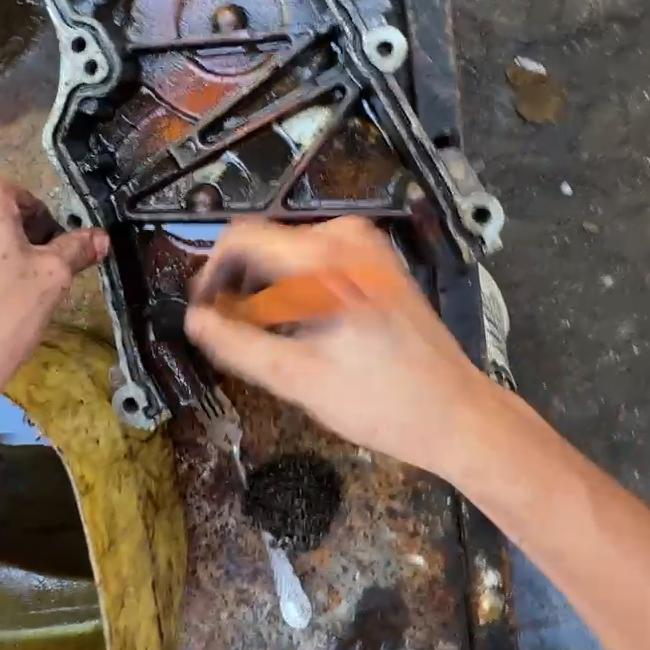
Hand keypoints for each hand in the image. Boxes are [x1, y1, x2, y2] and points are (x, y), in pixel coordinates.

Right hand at [182, 217, 492, 476]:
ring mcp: (365, 245)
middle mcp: (346, 237)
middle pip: (263, 243)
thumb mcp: (296, 379)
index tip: (203, 309)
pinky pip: (315, 258)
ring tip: (266, 335)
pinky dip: (294, 285)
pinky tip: (298, 325)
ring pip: (286, 251)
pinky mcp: (376, 259)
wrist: (456, 413)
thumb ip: (236, 345)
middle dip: (239, 285)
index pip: (240, 238)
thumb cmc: (381, 401)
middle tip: (232, 330)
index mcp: (325, 260)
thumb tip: (194, 321)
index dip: (210, 273)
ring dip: (266, 288)